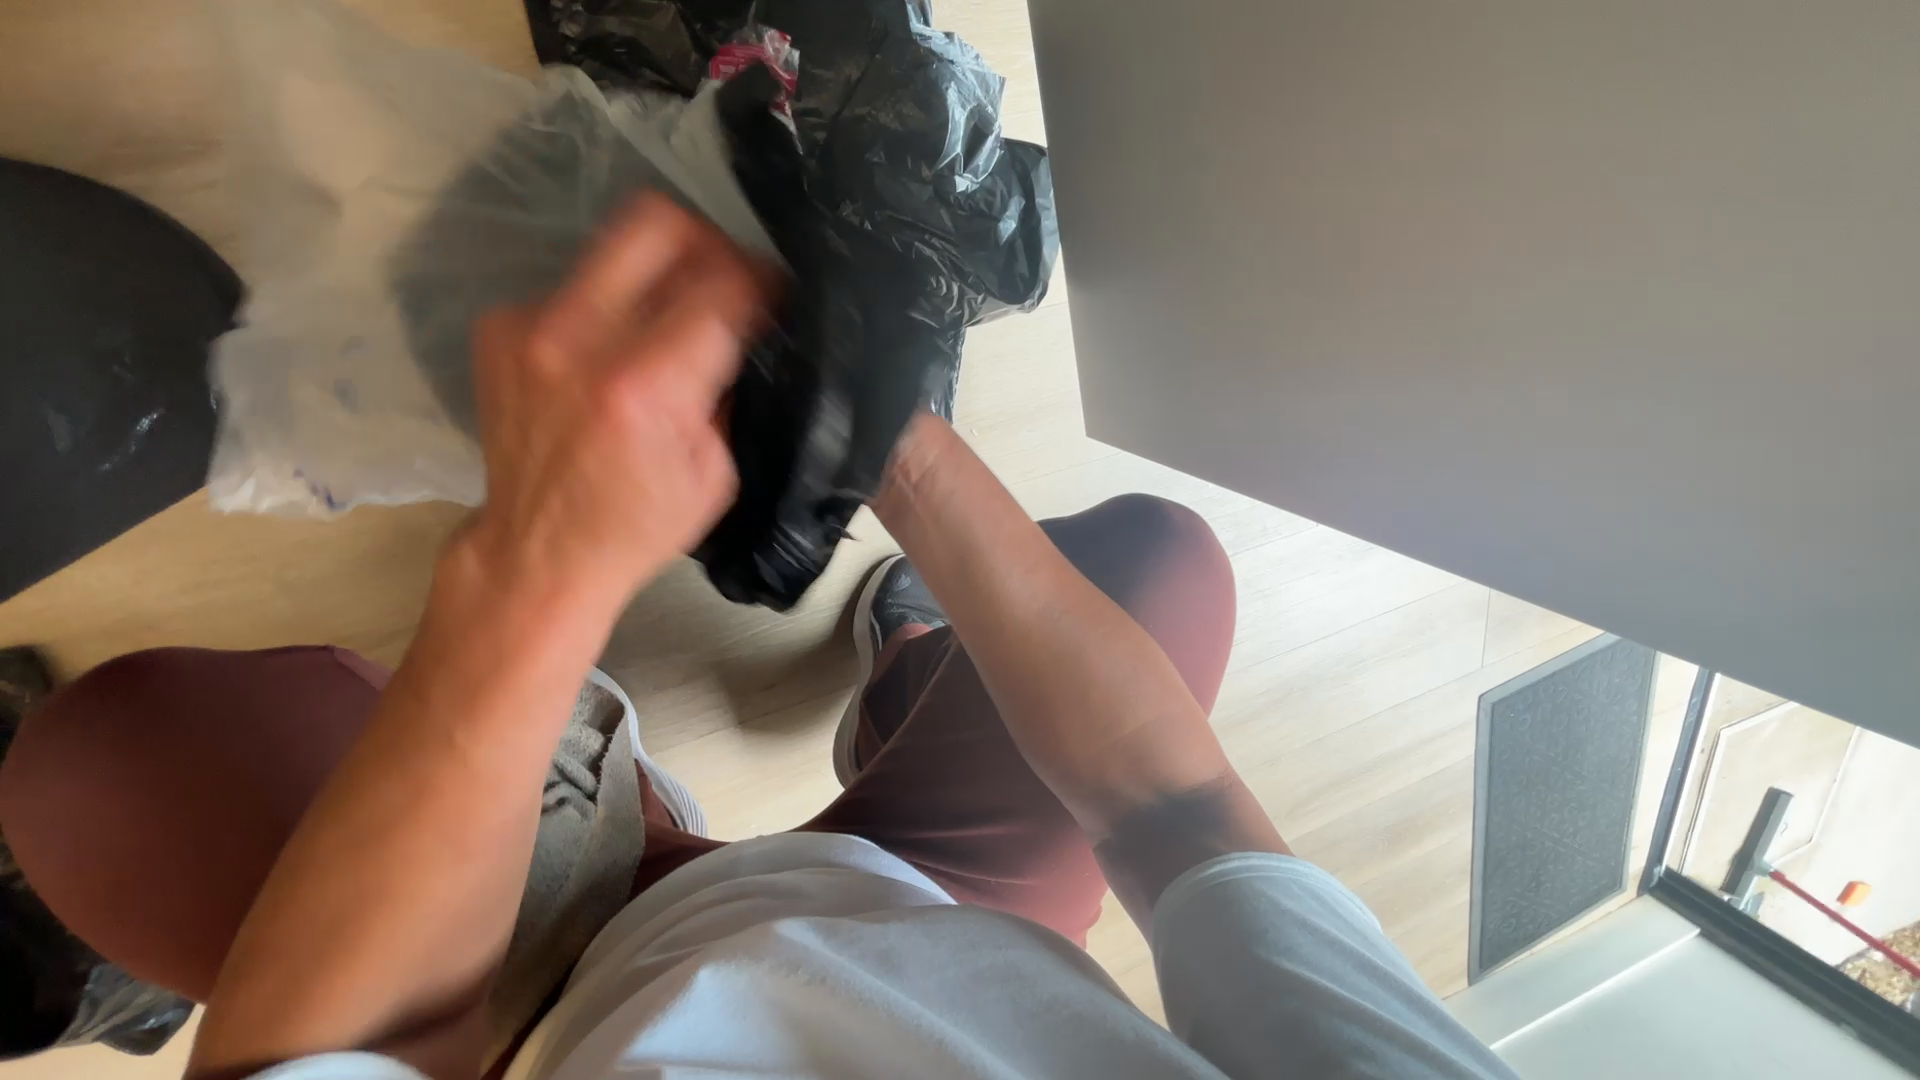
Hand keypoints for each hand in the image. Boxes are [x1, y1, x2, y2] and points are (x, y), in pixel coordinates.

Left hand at [459, 194, 772, 606]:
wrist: (537, 551)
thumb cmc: (641, 523)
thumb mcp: (717, 470)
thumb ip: (730, 388)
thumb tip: (747, 331)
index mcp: (646, 387)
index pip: (723, 285)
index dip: (764, 280)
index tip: (777, 295)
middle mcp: (579, 339)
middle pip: (657, 222)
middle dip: (710, 241)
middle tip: (728, 279)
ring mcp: (529, 326)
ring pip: (614, 243)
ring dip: (661, 271)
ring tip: (675, 315)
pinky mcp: (500, 327)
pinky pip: (576, 283)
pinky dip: (610, 304)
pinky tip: (616, 347)